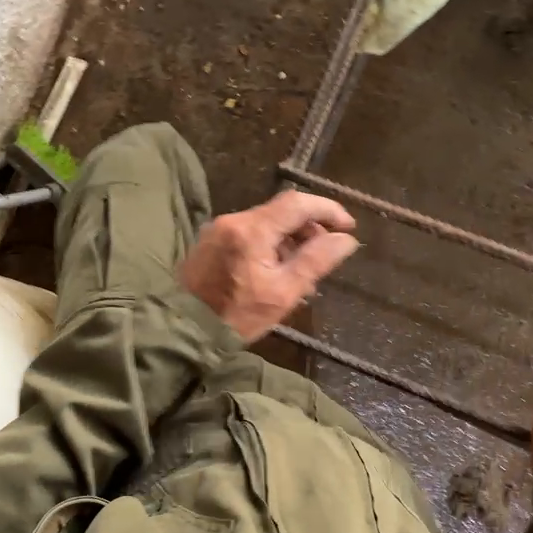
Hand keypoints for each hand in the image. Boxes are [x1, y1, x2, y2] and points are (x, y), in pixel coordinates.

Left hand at [178, 191, 358, 342]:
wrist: (184, 329)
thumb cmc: (237, 316)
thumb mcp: (283, 293)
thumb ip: (316, 261)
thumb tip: (346, 239)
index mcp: (251, 229)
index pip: (298, 203)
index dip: (327, 210)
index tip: (348, 226)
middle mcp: (233, 220)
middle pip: (280, 210)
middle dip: (308, 226)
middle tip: (326, 252)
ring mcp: (217, 229)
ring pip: (264, 222)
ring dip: (289, 237)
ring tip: (302, 267)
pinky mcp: (209, 241)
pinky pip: (247, 232)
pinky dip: (268, 243)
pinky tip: (276, 268)